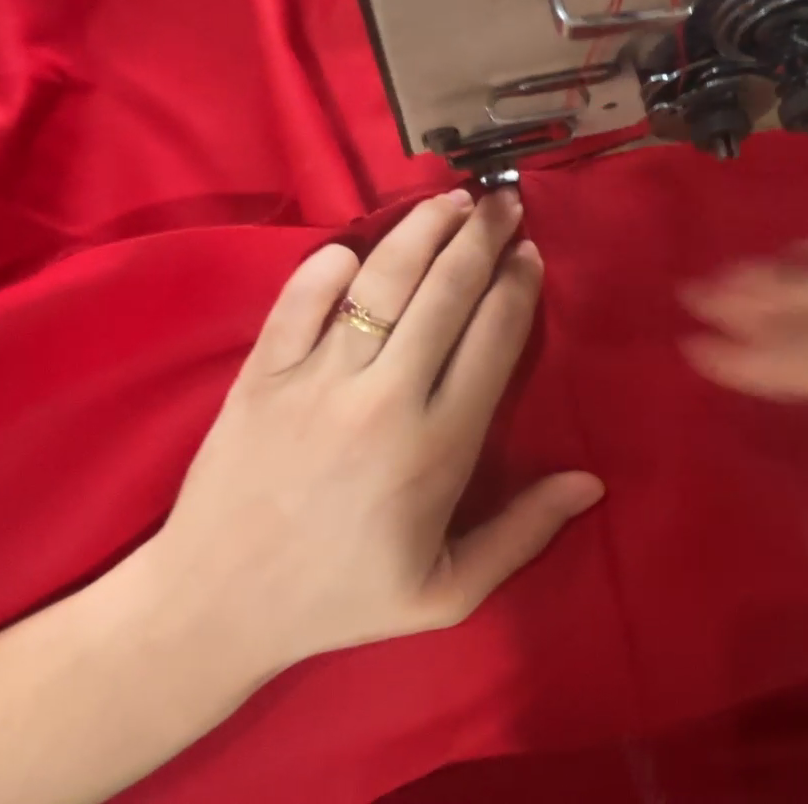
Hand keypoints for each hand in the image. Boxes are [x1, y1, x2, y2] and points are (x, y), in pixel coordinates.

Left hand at [135, 189, 602, 675]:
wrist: (217, 606)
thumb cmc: (340, 598)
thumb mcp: (446, 592)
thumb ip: (523, 534)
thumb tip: (589, 482)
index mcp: (439, 448)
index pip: (492, 339)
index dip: (516, 286)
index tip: (530, 252)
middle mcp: (384, 400)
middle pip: (445, 294)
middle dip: (482, 237)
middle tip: (504, 202)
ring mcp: (316, 381)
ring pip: (380, 284)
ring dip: (421, 233)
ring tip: (450, 201)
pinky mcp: (261, 374)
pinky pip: (298, 303)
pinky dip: (327, 268)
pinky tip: (356, 245)